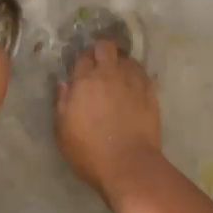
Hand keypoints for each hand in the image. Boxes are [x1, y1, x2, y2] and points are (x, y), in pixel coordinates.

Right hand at [55, 40, 160, 199]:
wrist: (128, 165)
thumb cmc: (90, 152)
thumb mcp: (63, 131)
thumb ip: (62, 103)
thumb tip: (64, 84)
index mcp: (85, 81)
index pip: (83, 57)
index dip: (82, 61)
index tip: (82, 70)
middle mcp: (109, 74)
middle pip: (106, 47)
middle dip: (102, 51)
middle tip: (100, 65)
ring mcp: (132, 81)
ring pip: (127, 58)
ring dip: (121, 63)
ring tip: (119, 75)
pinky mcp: (150, 92)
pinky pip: (143, 73)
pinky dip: (136, 75)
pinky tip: (134, 86)